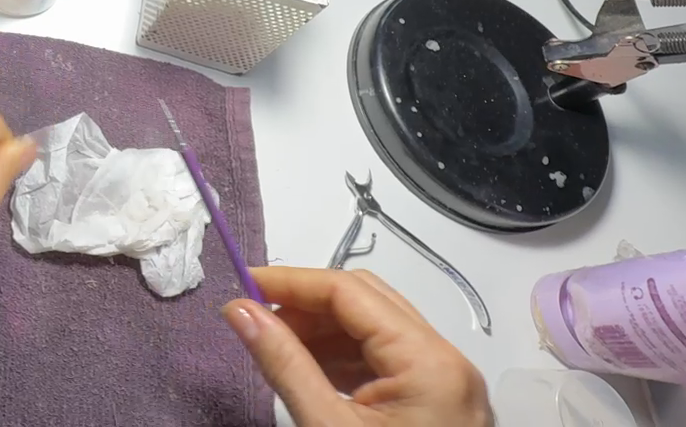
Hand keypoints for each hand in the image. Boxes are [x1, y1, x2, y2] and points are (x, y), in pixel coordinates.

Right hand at [223, 267, 490, 426]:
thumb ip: (283, 362)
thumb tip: (237, 308)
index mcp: (429, 361)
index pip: (348, 290)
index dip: (290, 281)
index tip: (242, 286)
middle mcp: (446, 360)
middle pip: (364, 299)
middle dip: (306, 302)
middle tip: (258, 315)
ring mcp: (447, 384)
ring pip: (374, 325)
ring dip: (322, 326)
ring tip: (278, 342)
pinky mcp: (439, 404)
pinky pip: (384, 357)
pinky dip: (343, 353)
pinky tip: (310, 368)